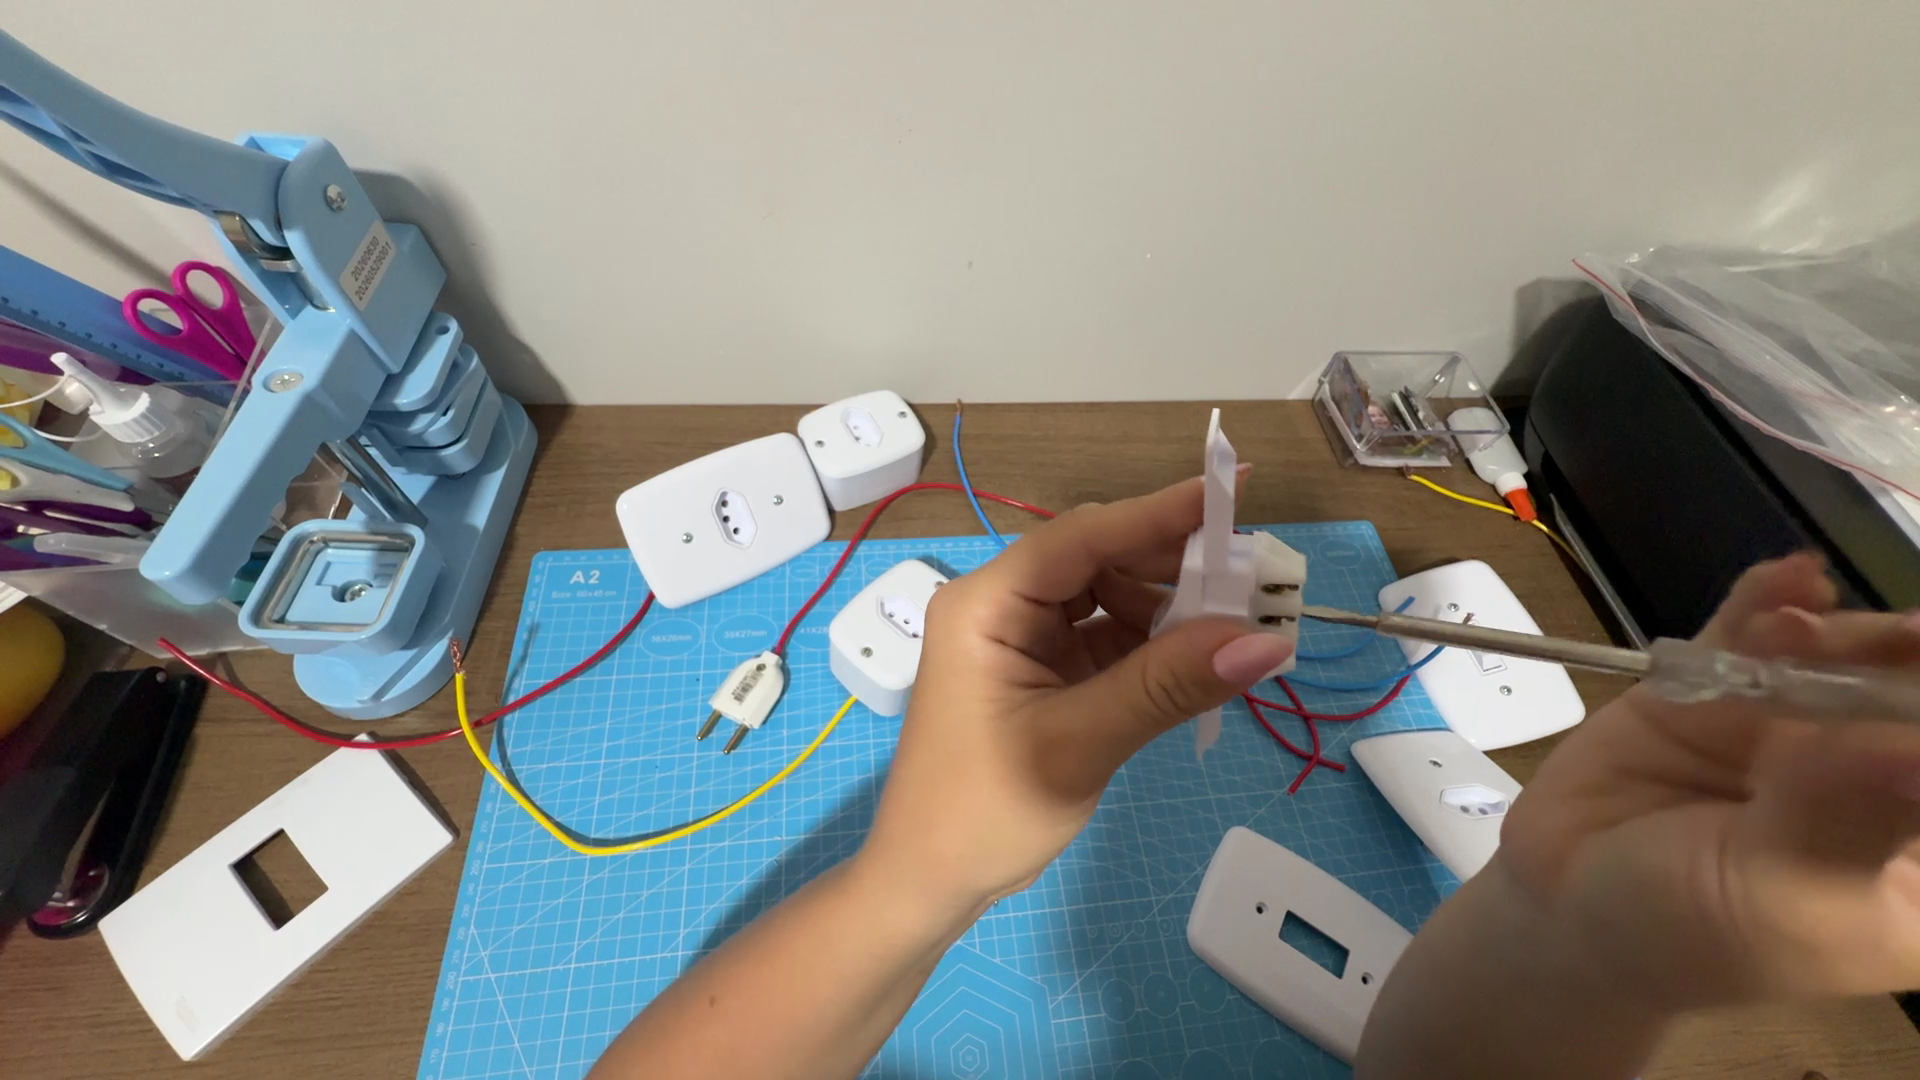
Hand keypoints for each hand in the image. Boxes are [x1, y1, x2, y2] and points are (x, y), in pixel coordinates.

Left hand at [856, 476, 1294, 917]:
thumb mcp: (1079, 744)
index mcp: (985, 603)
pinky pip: (1104, 635)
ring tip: (1232, 622)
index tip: (1234, 487)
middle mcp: (999, 604)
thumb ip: (1167, 686)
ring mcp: (1019, 636)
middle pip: (1095, 558)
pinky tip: (1195, 654)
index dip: (1160, 511)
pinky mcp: (1040, 667)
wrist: (930, 880)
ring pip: (1105, 595)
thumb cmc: (983, 812)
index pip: (1081, 536)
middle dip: (1171, 563)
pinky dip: (1150, 642)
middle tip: (1250, 574)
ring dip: (1166, 605)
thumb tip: (1266, 641)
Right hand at [1498, 554, 1919, 1009]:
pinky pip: (1742, 642)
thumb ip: (1840, 820)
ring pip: (1843, 659)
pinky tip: (1786, 576)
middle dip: (1912, 666)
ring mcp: (1786, 729)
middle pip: (1918, 702)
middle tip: (1904, 644)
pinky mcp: (1703, 695)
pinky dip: (1765, 602)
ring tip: (1795, 629)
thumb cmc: (1687, 930)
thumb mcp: (1780, 898)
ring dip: (1840, 633)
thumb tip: (1911, 750)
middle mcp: (1874, 777)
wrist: (1559, 894)